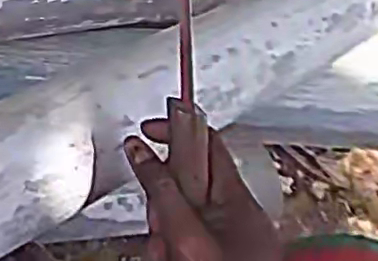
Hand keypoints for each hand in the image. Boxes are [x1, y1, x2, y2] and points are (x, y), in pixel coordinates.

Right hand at [124, 120, 280, 260]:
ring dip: (164, 232)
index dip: (175, 129)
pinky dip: (172, 249)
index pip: (205, 140)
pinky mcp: (222, 260)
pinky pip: (189, 239)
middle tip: (159, 226)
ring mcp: (233, 242)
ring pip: (183, 214)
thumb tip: (138, 146)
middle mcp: (239, 217)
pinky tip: (168, 260)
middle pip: (188, 181)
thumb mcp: (185, 235)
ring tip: (165, 255)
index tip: (146, 132)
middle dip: (163, 199)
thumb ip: (160, 187)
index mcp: (238, 200)